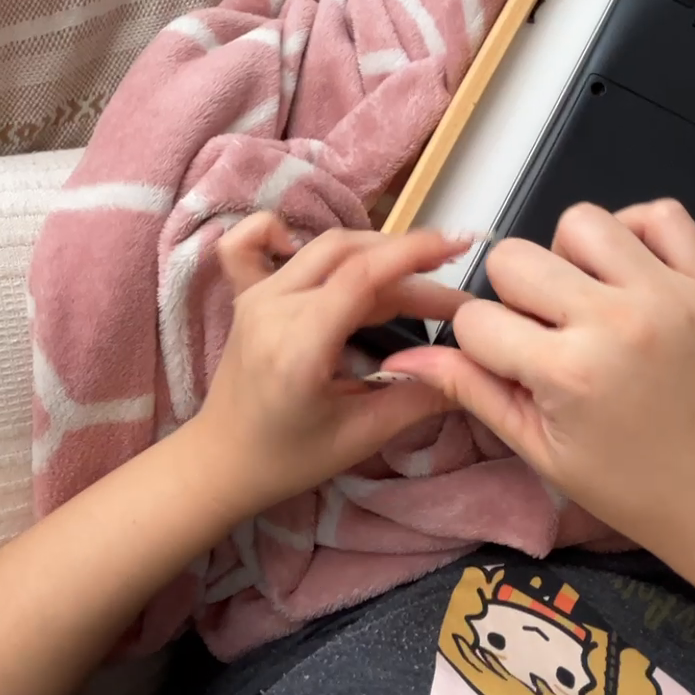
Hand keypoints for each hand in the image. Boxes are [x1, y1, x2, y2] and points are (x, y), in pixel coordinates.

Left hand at [189, 213, 474, 516]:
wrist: (221, 463)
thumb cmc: (290, 458)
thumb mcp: (361, 436)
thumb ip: (418, 398)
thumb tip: (473, 367)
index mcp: (300, 346)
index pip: (362, 276)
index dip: (414, 253)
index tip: (460, 245)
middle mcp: (273, 307)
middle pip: (350, 255)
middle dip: (407, 263)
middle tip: (448, 291)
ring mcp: (255, 296)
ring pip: (322, 249)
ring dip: (373, 253)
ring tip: (413, 275)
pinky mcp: (246, 295)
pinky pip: (250, 244)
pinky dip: (280, 232)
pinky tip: (305, 245)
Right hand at [384, 201, 694, 584]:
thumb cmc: (628, 484)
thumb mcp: (537, 447)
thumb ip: (470, 389)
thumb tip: (404, 358)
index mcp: (568, 372)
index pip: (476, 319)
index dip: (480, 343)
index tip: (511, 366)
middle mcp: (616, 320)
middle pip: (514, 258)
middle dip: (513, 296)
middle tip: (546, 335)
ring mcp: (669, 294)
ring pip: (580, 221)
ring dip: (567, 258)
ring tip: (588, 302)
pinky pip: (659, 214)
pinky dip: (633, 234)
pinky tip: (629, 278)